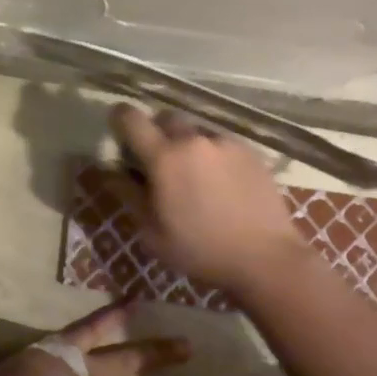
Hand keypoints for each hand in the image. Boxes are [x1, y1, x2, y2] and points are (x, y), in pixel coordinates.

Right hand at [110, 104, 306, 294]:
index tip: (119, 130)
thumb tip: (110, 170)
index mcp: (164, 157)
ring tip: (196, 175)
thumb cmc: (201, 250)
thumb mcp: (152, 233)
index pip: (131, 118)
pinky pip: (221, 142)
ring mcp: (224, 141)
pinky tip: (222, 183)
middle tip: (160, 160)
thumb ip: (128, 194)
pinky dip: (214, 154)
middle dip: (157, 132)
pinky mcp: (249, 149)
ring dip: (188, 144)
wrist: (266, 258)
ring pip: (196, 130)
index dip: (120, 118)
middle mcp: (192, 139)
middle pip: (166, 117)